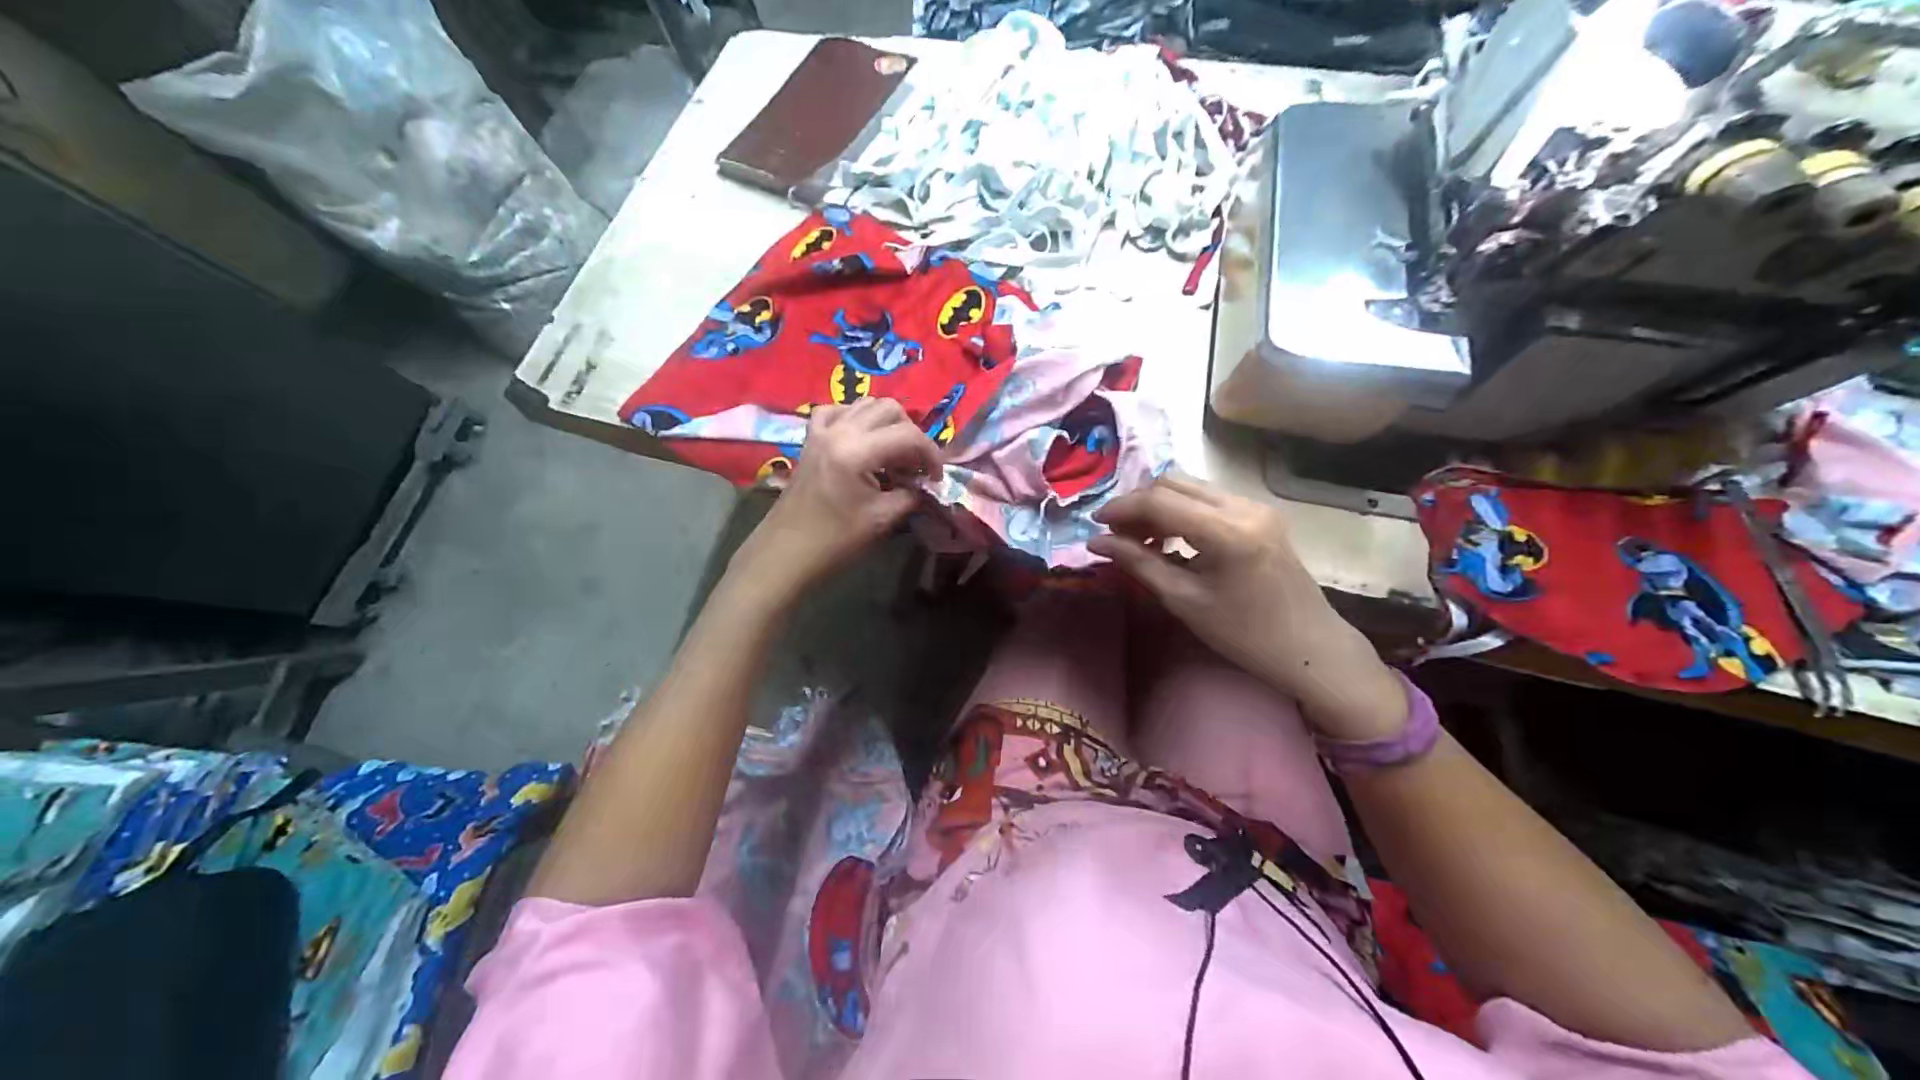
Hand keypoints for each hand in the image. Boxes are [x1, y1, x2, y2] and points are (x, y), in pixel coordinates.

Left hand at [727, 399, 940, 608]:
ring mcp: (821, 431)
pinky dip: (856, 419)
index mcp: (856, 450)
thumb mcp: (882, 519)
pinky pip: (837, 412)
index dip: (931, 454)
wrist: (787, 552)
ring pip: (865, 404)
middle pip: (890, 409)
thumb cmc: (835, 541)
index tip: (936, 477)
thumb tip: (923, 484)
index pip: (908, 435)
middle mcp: (839, 430)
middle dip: (911, 434)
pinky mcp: (810, 439)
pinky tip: (862, 440)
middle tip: (916, 465)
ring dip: (887, 424)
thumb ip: (910, 495)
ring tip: (893, 454)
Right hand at [1089, 474, 1407, 740]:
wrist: (1309, 646)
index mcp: (1227, 531)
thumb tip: (1096, 542)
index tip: (1096, 526)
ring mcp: (1256, 506)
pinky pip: (1208, 498)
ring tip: (1140, 538)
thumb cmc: (1244, 634)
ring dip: (1158, 505)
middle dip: (1138, 504)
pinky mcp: (1261, 513)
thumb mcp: (1184, 600)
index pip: (1159, 501)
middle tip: (1116, 535)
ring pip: (1190, 486)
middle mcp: (1243, 506)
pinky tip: (1170, 537)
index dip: (1121, 509)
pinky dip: (1181, 510)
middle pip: (1173, 483)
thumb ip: (1138, 563)